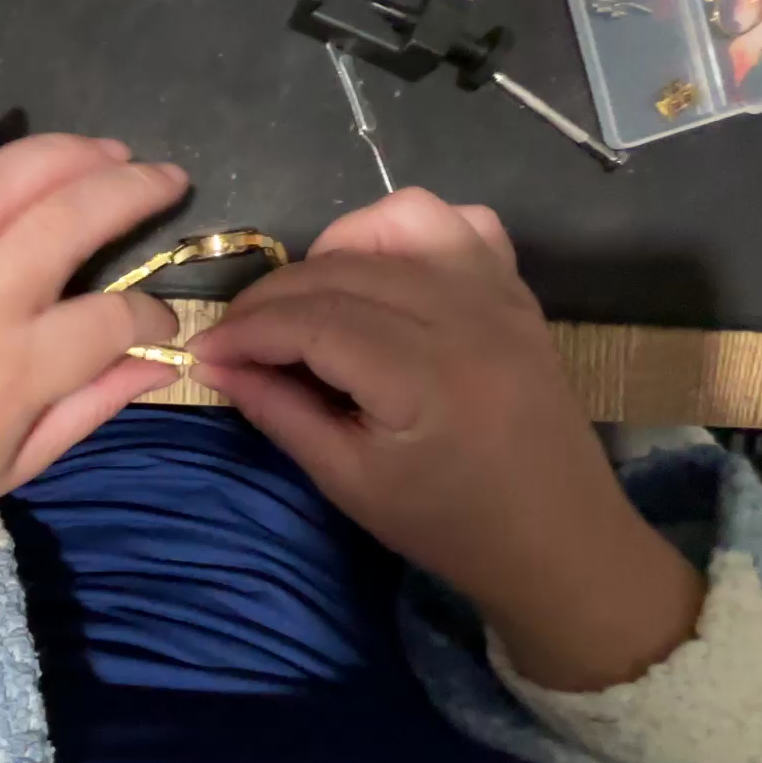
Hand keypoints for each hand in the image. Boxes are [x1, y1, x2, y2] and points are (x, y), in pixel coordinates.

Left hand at [0, 77, 187, 586]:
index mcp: (13, 373)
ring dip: (60, 153)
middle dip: (130, 191)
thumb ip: (95, 405)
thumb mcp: (25, 461)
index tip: (163, 323)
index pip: (112, 320)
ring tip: (107, 150)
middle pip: (64, 221)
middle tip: (167, 179)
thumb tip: (164, 362)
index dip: (154, 318)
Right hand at [188, 190, 702, 690]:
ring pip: (394, 223)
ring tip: (302, 302)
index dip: (245, 331)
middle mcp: (467, 317)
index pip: (311, 322)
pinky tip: (375, 275)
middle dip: (266, 299)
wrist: (559, 540)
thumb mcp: (344, 479)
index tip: (203, 352)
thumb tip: (213, 365)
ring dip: (327, 253)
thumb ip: (276, 411)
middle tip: (233, 339)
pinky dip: (399, 234)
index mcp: (427, 378)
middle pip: (340, 270)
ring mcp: (498, 294)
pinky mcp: (512, 291)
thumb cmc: (444, 523)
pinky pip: (454, 223)